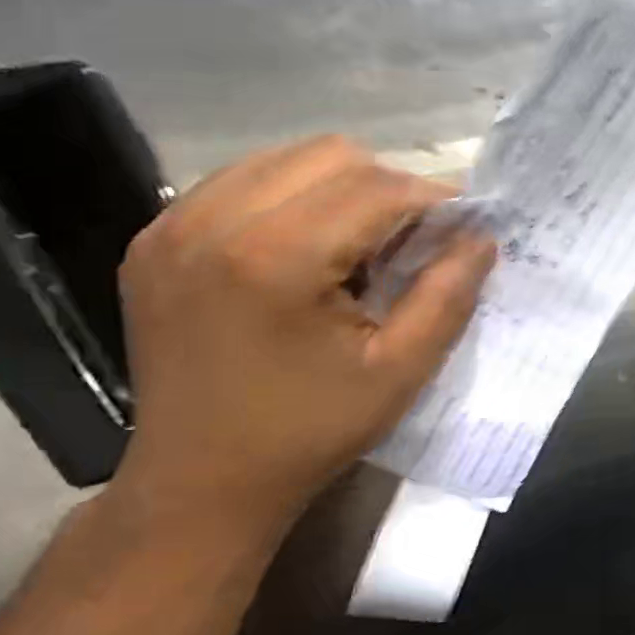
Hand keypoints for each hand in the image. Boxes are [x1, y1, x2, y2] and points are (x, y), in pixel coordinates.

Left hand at [112, 134, 494, 527]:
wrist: (202, 479)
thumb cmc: (312, 431)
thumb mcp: (401, 371)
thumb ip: (448, 296)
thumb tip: (480, 237)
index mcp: (275, 259)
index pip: (376, 187)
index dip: (433, 198)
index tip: (465, 224)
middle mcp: (213, 221)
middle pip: (330, 156)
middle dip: (390, 187)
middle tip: (415, 239)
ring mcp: (171, 225)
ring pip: (284, 159)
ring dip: (342, 188)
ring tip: (364, 243)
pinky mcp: (154, 238)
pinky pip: (240, 183)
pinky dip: (292, 199)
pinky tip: (310, 249)